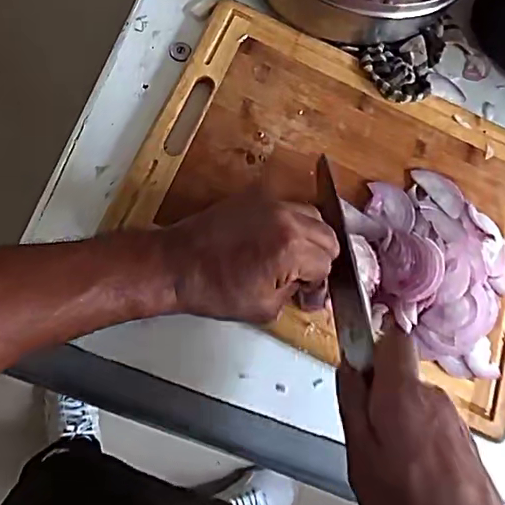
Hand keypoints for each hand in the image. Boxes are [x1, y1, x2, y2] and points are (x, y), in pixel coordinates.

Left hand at [158, 191, 338, 323]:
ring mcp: (270, 203)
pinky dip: (292, 223)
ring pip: (313, 216)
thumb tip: (310, 290)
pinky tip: (278, 241)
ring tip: (292, 259)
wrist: (176, 264)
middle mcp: (285, 218)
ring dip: (310, 239)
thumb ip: (296, 294)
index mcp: (290, 248)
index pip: (327, 265)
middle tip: (304, 278)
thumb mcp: (264, 307)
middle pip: (328, 236)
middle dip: (320, 260)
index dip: (318, 286)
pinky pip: (288, 206)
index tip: (308, 295)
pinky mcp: (255, 197)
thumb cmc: (211, 287)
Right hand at [337, 331, 504, 504]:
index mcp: (405, 394)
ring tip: (384, 485)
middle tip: (362, 447)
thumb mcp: (361, 458)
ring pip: (409, 414)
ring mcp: (454, 426)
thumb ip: (351, 404)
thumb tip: (347, 369)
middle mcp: (436, 401)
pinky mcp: (465, 450)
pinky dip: (412, 459)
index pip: (391, 338)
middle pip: (395, 381)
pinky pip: (426, 438)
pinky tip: (406, 499)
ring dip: (392, 441)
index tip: (352, 369)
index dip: (368, 348)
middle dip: (374, 407)